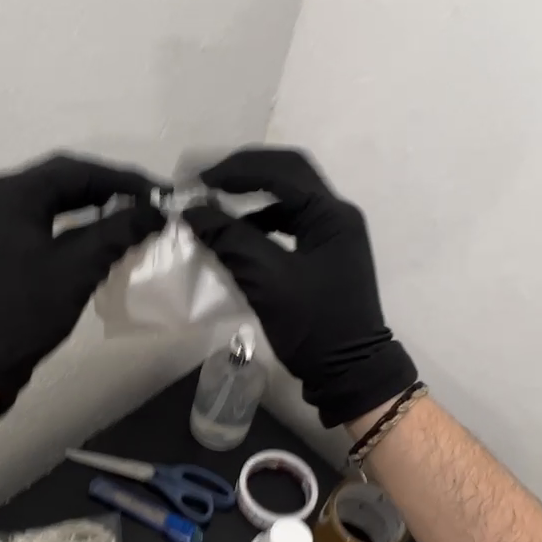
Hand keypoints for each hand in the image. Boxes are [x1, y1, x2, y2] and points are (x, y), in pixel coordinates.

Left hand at [0, 153, 163, 415]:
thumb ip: (119, 233)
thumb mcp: (79, 269)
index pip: (77, 171)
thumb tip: (157, 213)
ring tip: (125, 216)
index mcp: (12, 193)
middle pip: (59, 180)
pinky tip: (90, 234)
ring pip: (46, 199)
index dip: (123, 179)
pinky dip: (65, 221)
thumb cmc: (26, 311)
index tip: (159, 192)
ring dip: (86, 205)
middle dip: (106, 189)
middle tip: (146, 202)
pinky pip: (33, 218)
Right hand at [185, 147, 415, 426]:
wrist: (349, 373)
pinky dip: (261, 224)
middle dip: (244, 175)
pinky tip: (236, 237)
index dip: (235, 169)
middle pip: (287, 175)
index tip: (197, 179)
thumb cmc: (313, 325)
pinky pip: (290, 225)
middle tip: (205, 182)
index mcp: (331, 214)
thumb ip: (229, 239)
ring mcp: (334, 236)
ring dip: (251, 200)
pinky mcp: (326, 256)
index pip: (280, 170)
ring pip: (288, 200)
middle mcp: (337, 215)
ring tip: (215, 208)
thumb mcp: (265, 280)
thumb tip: (191, 211)